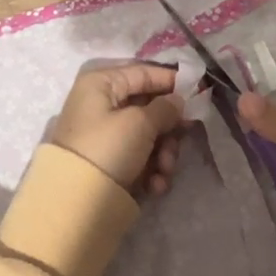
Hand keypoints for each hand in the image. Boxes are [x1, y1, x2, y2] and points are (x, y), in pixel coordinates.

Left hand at [47, 64, 187, 195]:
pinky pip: (139, 156)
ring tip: (164, 170)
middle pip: (148, 107)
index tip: (198, 90)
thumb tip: (177, 102)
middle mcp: (101, 105)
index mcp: (101, 84)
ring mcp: (105, 135)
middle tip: (183, 138)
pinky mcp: (109, 161)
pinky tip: (155, 185)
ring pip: (148, 135)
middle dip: (168, 128)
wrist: (77, 202)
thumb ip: (164, 108)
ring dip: (163, 154)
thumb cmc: (109, 148)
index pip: (143, 72)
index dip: (171, 80)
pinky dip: (151, 170)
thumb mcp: (140, 123)